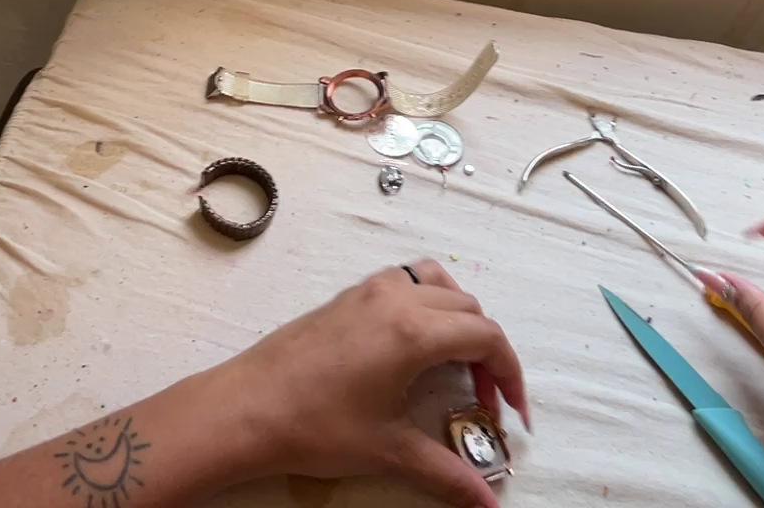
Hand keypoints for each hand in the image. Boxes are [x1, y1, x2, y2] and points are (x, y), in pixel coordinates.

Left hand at [209, 261, 529, 507]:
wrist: (250, 404)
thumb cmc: (319, 425)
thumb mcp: (389, 449)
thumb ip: (446, 473)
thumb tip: (489, 506)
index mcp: (413, 330)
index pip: (486, 336)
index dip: (511, 374)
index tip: (514, 415)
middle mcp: (396, 297)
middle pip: (468, 308)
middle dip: (488, 351)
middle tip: (485, 400)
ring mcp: (370, 289)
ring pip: (436, 282)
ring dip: (459, 315)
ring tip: (457, 361)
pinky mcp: (350, 293)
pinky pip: (405, 279)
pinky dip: (427, 300)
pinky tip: (417, 342)